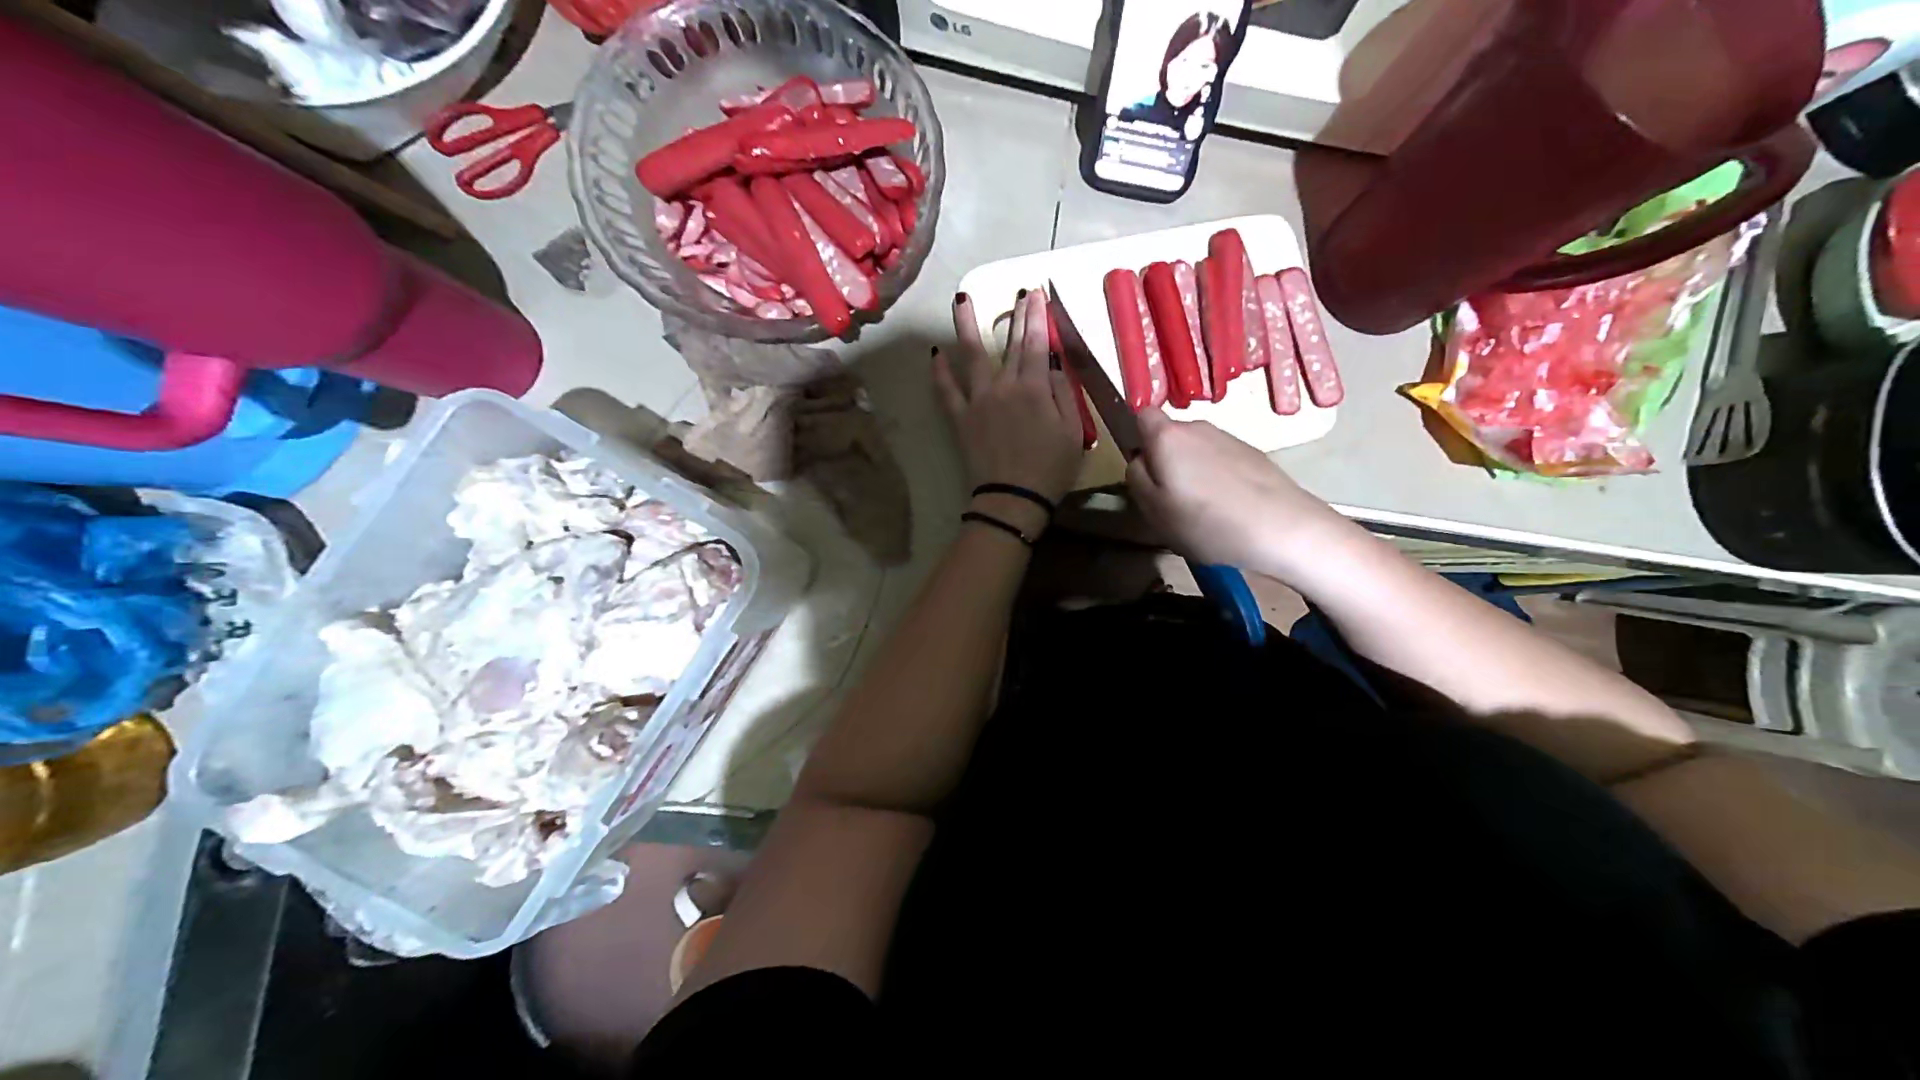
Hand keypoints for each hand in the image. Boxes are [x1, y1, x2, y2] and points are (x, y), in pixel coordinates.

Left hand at [935, 290, 1085, 531]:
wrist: (1013, 499)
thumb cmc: (1051, 468)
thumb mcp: (1072, 431)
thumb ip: (1062, 393)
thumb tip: (1051, 366)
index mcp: (1034, 388)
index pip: (1036, 343)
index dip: (1037, 317)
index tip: (1036, 294)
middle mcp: (1003, 386)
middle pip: (1009, 344)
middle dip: (1016, 315)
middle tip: (1019, 293)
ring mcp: (977, 400)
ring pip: (970, 356)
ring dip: (966, 326)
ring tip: (961, 300)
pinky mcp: (960, 417)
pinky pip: (946, 390)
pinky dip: (939, 371)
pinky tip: (935, 353)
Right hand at [1125, 409, 1346, 575]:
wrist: (1283, 528)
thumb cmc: (1206, 521)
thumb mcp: (1153, 508)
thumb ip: (1136, 477)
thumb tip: (1140, 459)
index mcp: (1167, 436)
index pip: (1142, 415)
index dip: (1138, 438)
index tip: (1144, 469)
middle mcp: (1198, 427)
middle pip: (1171, 437)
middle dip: (1167, 462)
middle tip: (1171, 501)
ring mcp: (1230, 439)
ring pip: (1197, 451)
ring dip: (1194, 473)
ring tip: (1203, 511)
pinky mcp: (1254, 455)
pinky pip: (1222, 463)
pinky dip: (1219, 480)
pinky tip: (1228, 510)